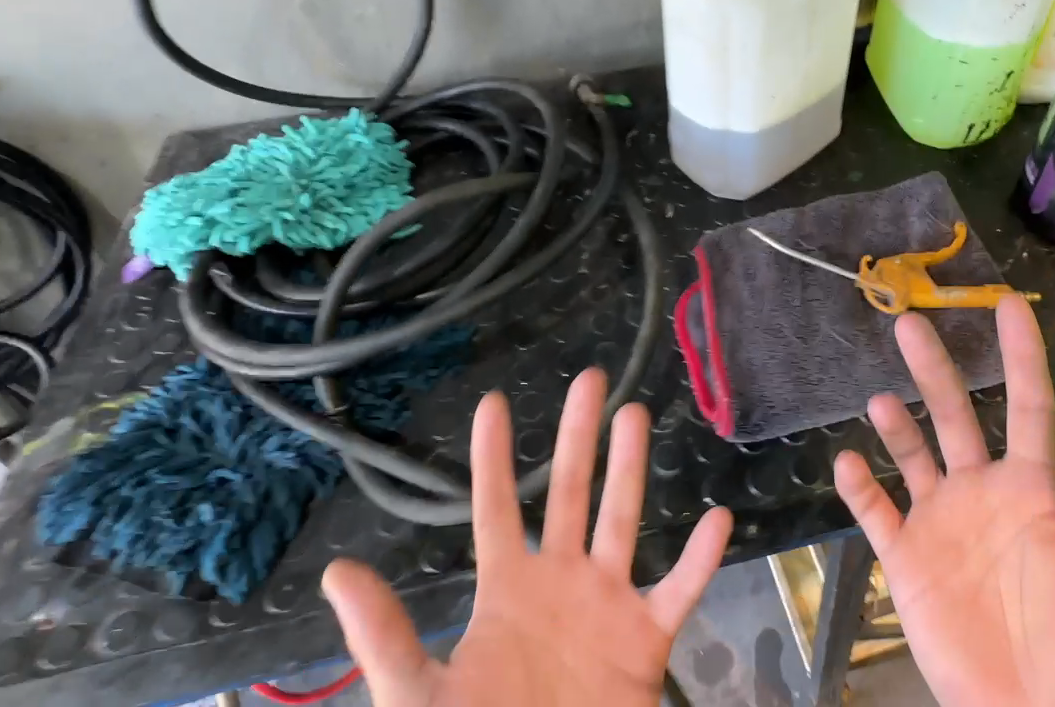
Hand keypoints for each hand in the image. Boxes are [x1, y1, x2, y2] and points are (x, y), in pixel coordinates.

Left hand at [323, 368, 734, 706]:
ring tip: (636, 414)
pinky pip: (679, 590)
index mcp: (507, 589)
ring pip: (622, 521)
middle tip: (590, 379)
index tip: (494, 403)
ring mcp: (607, 605)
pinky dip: (699, 560)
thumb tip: (337, 572)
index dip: (493, 457)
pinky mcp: (646, 639)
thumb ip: (385, 634)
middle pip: (569, 493)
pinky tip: (717, 520)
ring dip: (630, 469)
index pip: (496, 508)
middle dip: (578, 436)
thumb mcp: (418, 692)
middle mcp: (560, 581)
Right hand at [835, 296, 1054, 706]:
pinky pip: (876, 513)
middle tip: (909, 323)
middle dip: (934, 369)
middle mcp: (983, 493)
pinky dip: (860, 487)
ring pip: (912, 456)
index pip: (1026, 406)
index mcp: (1035, 492)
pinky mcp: (908, 560)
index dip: (1020, 355)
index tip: (1008, 306)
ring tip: (881, 398)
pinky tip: (849, 460)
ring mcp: (941, 525)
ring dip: (896, 425)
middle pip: (954, 415)